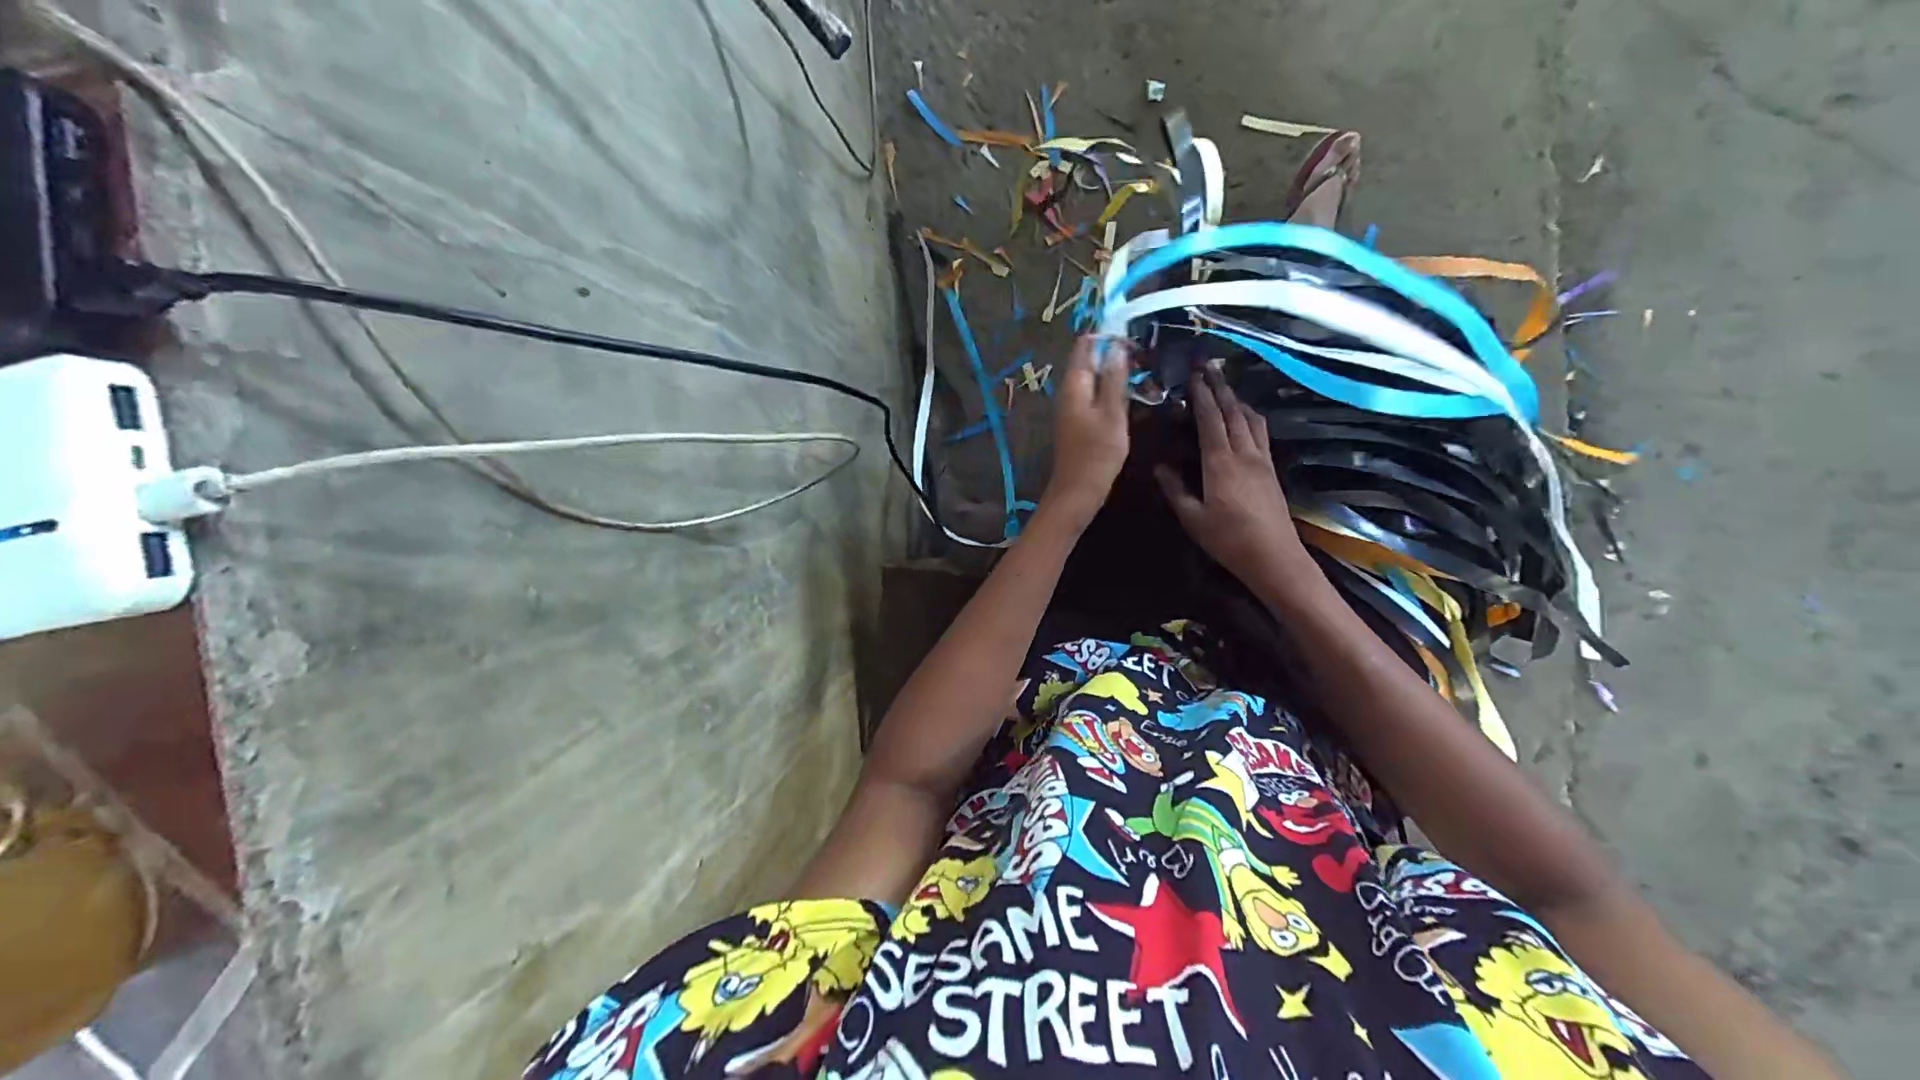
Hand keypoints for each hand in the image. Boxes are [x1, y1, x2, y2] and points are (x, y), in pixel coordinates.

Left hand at [1043, 335, 1133, 521]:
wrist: (1078, 491)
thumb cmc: (1097, 452)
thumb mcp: (1112, 412)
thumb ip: (1114, 378)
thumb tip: (1117, 346)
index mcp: (1074, 384)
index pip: (1085, 344)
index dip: (1108, 336)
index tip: (1136, 340)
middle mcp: (1069, 390)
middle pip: (1090, 360)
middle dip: (1115, 354)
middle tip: (1146, 358)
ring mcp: (1073, 406)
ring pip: (1095, 379)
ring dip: (1116, 374)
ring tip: (1144, 375)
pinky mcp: (1079, 420)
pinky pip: (1096, 396)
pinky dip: (1112, 392)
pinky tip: (1131, 398)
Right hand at [1155, 366, 1313, 590]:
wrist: (1274, 556)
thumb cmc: (1228, 539)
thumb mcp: (1193, 518)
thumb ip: (1176, 490)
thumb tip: (1160, 467)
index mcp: (1220, 462)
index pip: (1210, 419)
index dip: (1202, 396)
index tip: (1193, 377)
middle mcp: (1244, 453)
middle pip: (1233, 412)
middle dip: (1221, 388)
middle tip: (1210, 369)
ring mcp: (1261, 460)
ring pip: (1251, 419)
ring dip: (1237, 400)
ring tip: (1226, 389)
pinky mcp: (1271, 470)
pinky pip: (1261, 433)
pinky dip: (1250, 417)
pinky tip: (1246, 418)